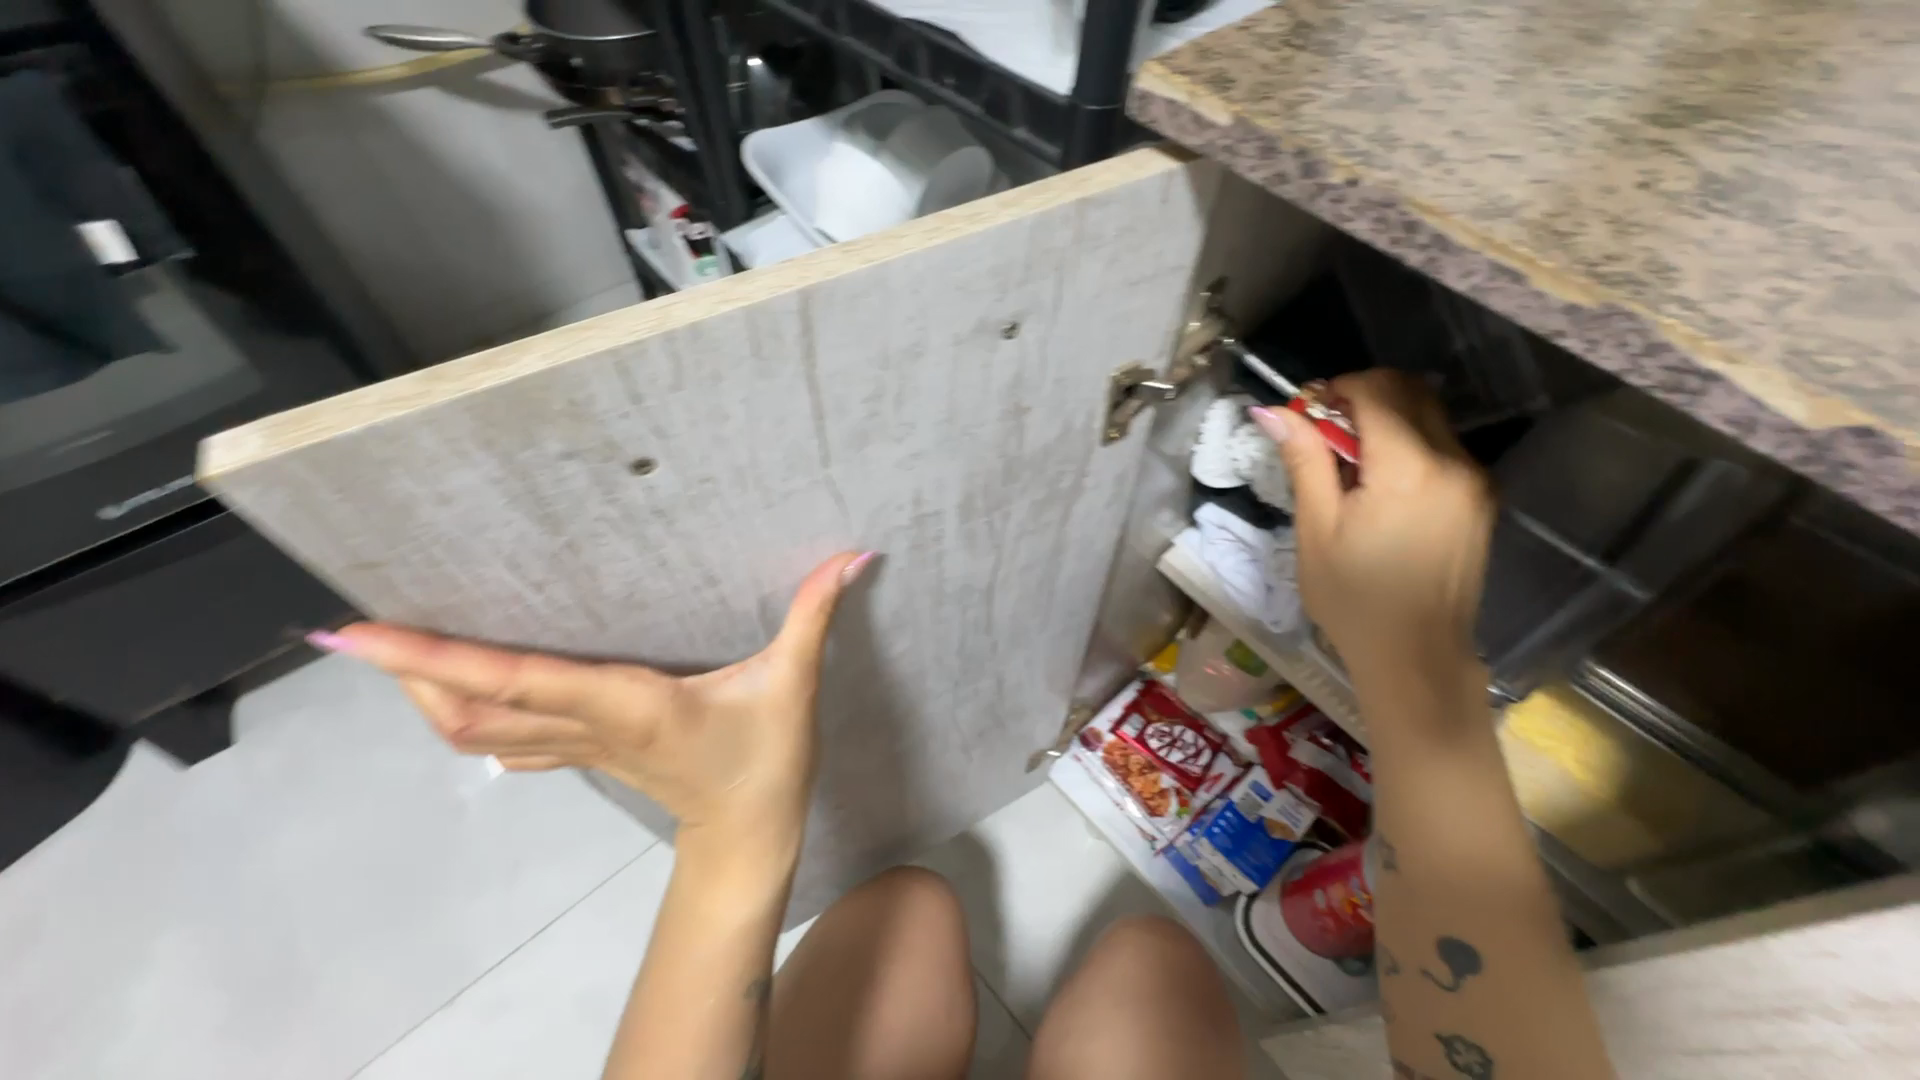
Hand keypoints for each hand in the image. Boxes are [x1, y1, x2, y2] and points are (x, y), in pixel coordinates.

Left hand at [306, 551, 876, 840]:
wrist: (749, 838)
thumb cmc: (767, 761)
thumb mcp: (793, 685)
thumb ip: (813, 615)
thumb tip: (854, 556)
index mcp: (625, 702)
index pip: (514, 678)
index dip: (435, 656)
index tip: (357, 634)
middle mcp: (585, 724)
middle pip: (467, 709)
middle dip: (406, 672)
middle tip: (355, 628)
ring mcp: (577, 747)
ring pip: (474, 731)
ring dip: (426, 692)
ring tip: (389, 648)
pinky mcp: (583, 753)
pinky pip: (501, 738)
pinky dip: (463, 711)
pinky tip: (449, 686)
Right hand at [1251, 371, 1493, 679]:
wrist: (1416, 656)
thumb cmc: (1353, 598)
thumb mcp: (1316, 530)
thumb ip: (1305, 461)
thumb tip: (1273, 411)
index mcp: (1409, 468)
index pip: (1377, 392)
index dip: (1336, 390)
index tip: (1306, 415)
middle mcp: (1453, 462)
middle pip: (1411, 392)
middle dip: (1363, 397)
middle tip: (1324, 434)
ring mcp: (1475, 480)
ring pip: (1429, 417)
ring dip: (1386, 421)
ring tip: (1348, 467)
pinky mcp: (1481, 498)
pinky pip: (1443, 447)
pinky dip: (1408, 445)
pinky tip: (1380, 487)